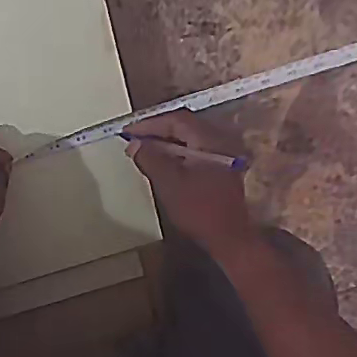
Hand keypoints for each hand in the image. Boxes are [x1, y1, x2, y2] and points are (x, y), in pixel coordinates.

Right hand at [123, 110, 257, 258]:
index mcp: (210, 139)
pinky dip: (176, 152)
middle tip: (133, 138)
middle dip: (157, 130)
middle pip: (185, 126)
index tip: (128, 131)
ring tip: (143, 149)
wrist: (229, 237)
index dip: (150, 124)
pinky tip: (162, 162)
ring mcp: (224, 154)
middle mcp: (221, 140)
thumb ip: (151, 159)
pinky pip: (195, 150)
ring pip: (189, 139)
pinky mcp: (222, 168)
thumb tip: (134, 144)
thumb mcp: (169, 183)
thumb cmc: (199, 209)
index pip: (176, 120)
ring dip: (166, 142)